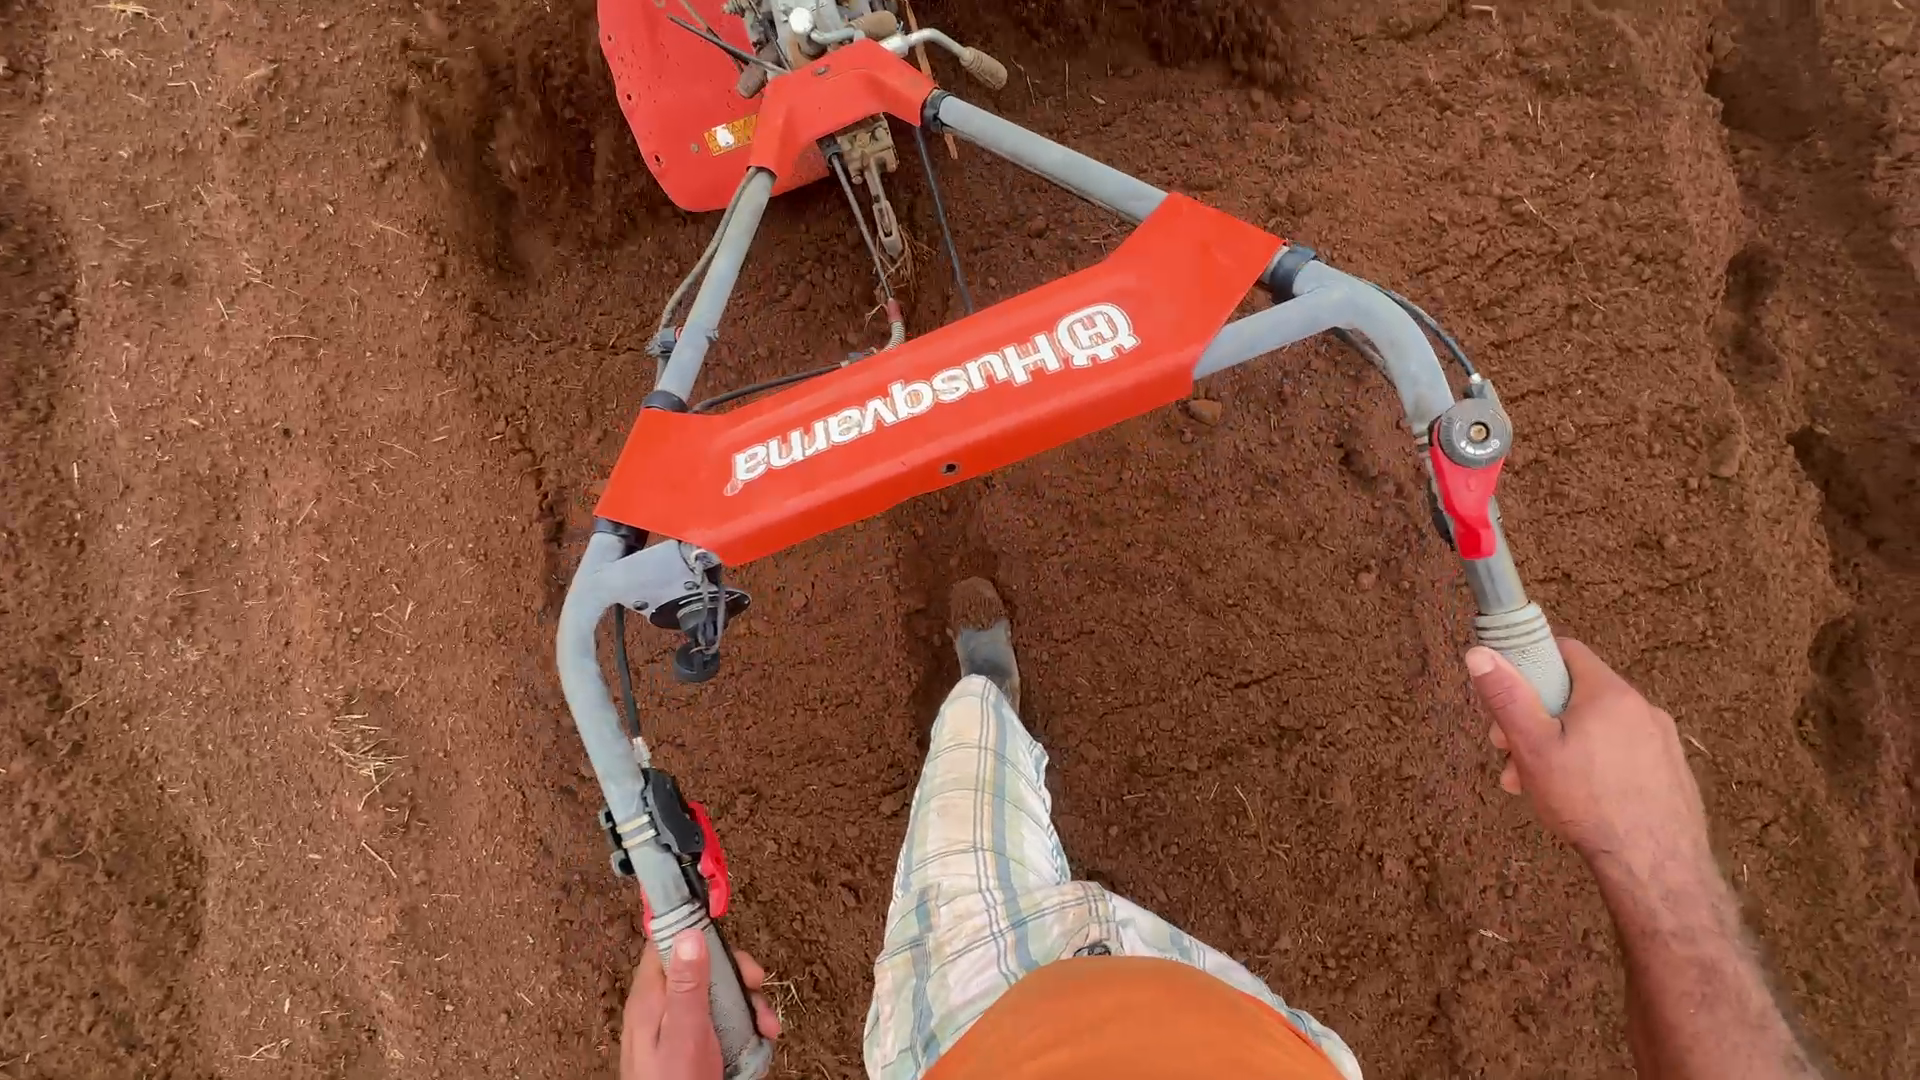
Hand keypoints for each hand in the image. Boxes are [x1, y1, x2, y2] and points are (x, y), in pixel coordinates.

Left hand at [620, 932, 780, 1079]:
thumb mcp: (686, 1031)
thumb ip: (687, 983)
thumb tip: (689, 932)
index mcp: (651, 996)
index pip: (666, 942)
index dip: (696, 931)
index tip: (725, 937)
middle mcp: (660, 1005)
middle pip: (700, 965)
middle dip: (735, 972)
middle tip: (757, 983)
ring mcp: (675, 1025)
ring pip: (715, 992)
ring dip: (745, 1001)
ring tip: (765, 1024)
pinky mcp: (689, 1043)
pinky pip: (717, 1018)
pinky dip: (740, 1022)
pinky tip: (758, 1036)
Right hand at [1466, 639, 1713, 883]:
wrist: (1657, 868)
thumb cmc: (1585, 800)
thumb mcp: (1531, 745)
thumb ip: (1506, 696)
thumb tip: (1479, 652)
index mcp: (1609, 694)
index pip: (1565, 649)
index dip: (1529, 662)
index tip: (1507, 691)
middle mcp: (1642, 708)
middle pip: (1575, 693)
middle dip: (1534, 715)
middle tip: (1508, 749)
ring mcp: (1662, 741)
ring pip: (1594, 725)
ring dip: (1556, 743)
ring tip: (1532, 781)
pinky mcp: (1670, 771)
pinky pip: (1618, 750)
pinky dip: (1588, 761)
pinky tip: (1572, 795)